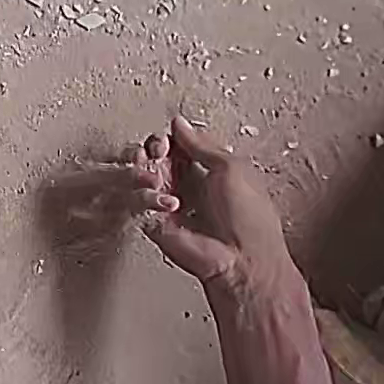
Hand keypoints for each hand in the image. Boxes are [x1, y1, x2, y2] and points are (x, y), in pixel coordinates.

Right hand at [133, 116, 297, 294]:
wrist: (239, 259)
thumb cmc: (247, 218)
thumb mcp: (231, 168)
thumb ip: (201, 145)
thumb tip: (180, 124)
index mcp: (206, 170)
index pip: (177, 146)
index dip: (168, 139)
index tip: (167, 139)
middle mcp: (184, 185)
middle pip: (153, 158)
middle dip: (151, 151)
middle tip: (155, 152)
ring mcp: (166, 203)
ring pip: (138, 176)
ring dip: (144, 172)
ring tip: (156, 178)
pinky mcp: (152, 221)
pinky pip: (136, 201)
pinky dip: (148, 197)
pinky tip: (170, 204)